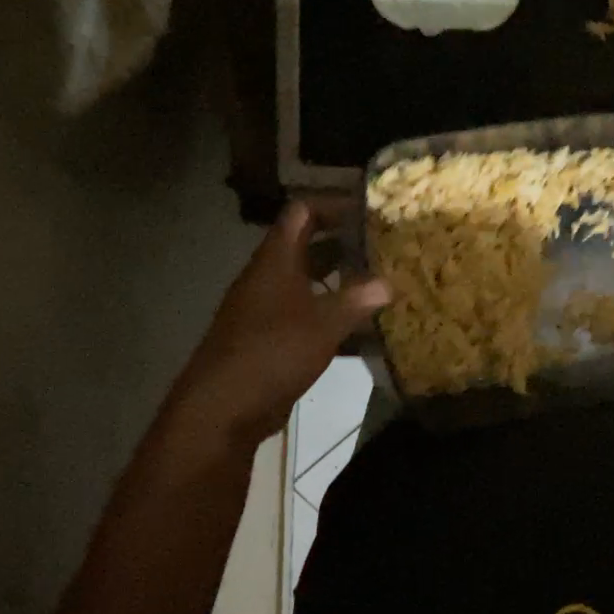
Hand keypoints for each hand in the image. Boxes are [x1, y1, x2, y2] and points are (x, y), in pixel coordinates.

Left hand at [164, 201, 389, 443]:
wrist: (223, 407)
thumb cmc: (273, 353)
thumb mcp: (323, 324)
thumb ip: (358, 300)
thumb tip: (389, 282)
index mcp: (276, 261)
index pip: (302, 213)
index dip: (334, 206)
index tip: (369, 211)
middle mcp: (268, 278)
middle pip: (306, 248)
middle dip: (345, 246)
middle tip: (385, 248)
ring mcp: (266, 311)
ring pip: (308, 285)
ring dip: (340, 284)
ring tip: (382, 286)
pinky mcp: (270, 341)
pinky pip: (306, 318)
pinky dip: (331, 319)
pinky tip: (362, 332)